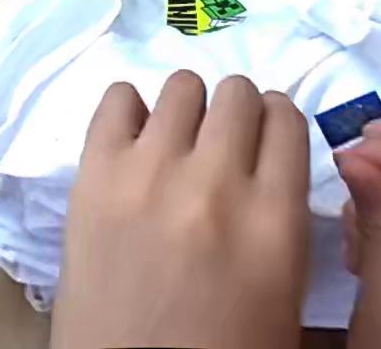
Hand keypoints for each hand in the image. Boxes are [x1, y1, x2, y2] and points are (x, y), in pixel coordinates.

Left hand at [52, 71, 309, 348]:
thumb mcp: (282, 294)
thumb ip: (284, 213)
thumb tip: (271, 151)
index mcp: (273, 224)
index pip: (286, 118)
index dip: (277, 122)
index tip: (265, 136)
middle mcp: (214, 183)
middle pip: (237, 91)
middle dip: (237, 112)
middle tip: (222, 143)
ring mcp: (148, 171)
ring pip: (183, 85)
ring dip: (187, 110)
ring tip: (176, 143)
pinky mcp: (94, 172)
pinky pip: (118, 96)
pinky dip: (130, 112)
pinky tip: (134, 143)